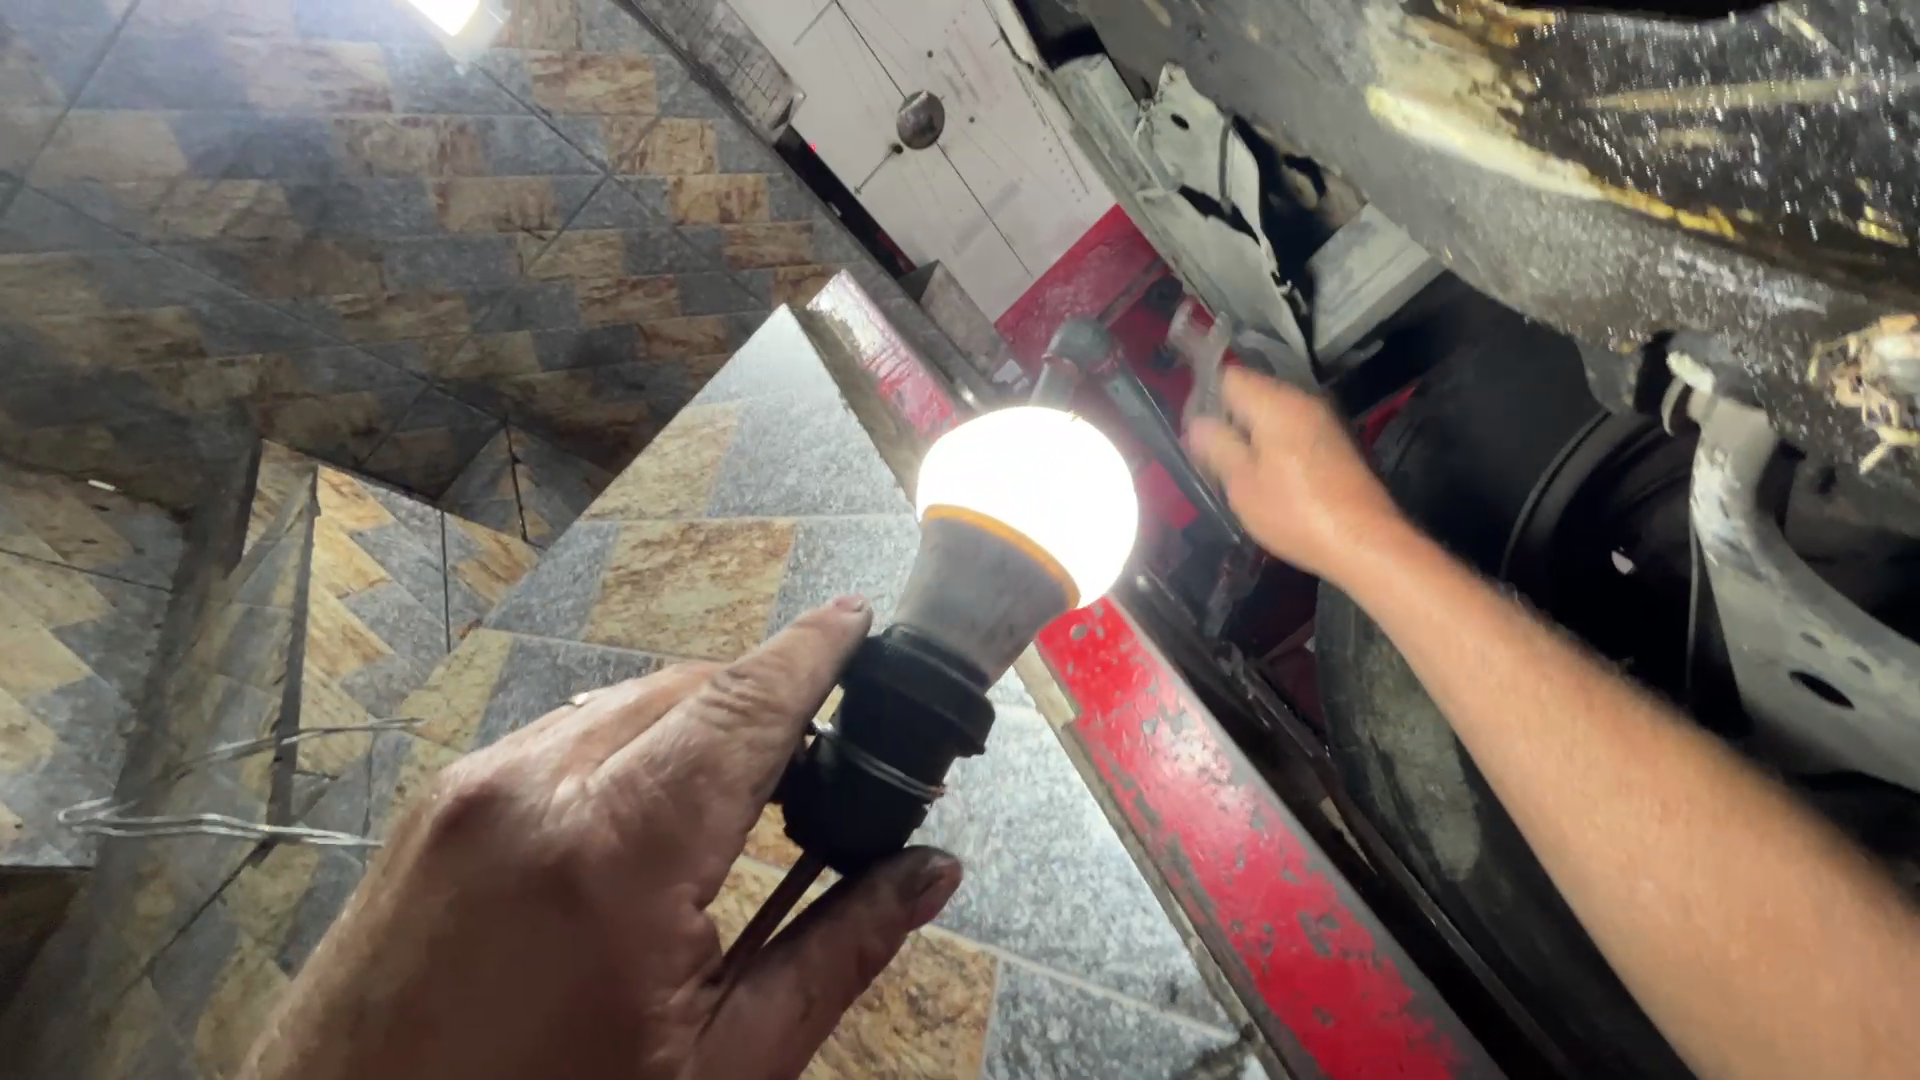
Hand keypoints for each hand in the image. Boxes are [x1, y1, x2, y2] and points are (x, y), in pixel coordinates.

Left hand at [245, 597, 961, 1079]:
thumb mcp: (720, 1070)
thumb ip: (840, 950)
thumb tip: (932, 868)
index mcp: (615, 853)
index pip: (746, 705)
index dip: (814, 650)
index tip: (860, 616)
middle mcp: (537, 784)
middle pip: (695, 687)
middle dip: (771, 696)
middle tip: (825, 756)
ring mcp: (476, 784)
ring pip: (633, 698)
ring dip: (705, 719)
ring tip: (746, 791)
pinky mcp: (443, 800)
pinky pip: (574, 727)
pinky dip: (639, 739)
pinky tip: (654, 808)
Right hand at [1187, 368, 1404, 581]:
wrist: (1363, 542)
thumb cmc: (1293, 512)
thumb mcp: (1241, 483)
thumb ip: (1216, 446)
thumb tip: (1197, 424)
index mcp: (1275, 404)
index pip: (1230, 377)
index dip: (1206, 399)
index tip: (1197, 434)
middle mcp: (1302, 400)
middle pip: (1253, 393)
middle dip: (1230, 420)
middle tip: (1213, 458)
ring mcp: (1323, 420)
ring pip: (1273, 412)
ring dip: (1252, 435)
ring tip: (1240, 472)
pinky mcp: (1335, 441)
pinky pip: (1293, 428)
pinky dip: (1275, 444)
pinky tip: (1270, 477)